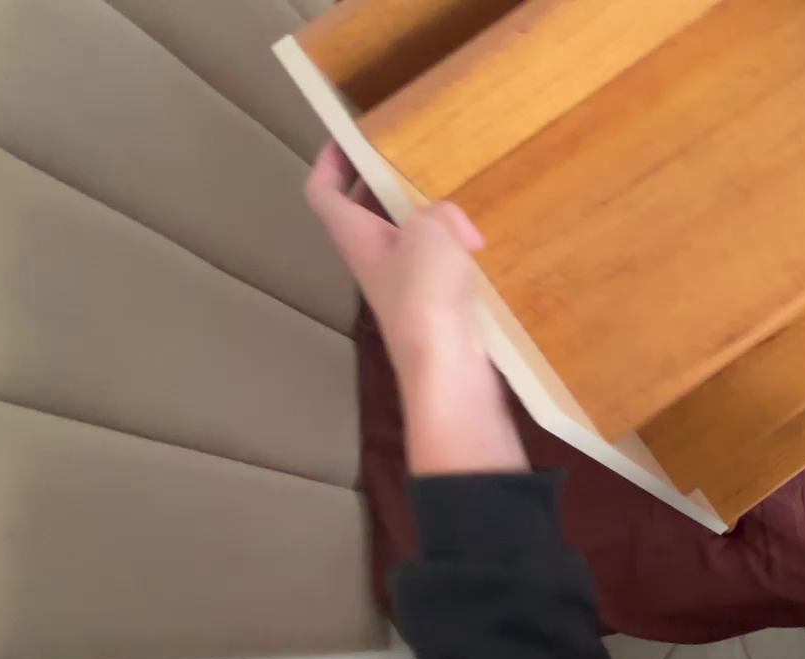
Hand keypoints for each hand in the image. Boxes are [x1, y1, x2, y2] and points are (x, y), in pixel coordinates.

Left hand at [304, 144, 526, 473]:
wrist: (449, 370)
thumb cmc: (427, 297)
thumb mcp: (434, 235)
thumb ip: (443, 216)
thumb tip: (456, 226)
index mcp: (356, 238)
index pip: (324, 192)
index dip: (328, 164)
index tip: (347, 142)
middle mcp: (374, 264)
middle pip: (367, 219)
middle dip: (384, 192)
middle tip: (411, 170)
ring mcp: (406, 293)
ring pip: (406, 247)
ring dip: (425, 228)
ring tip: (455, 212)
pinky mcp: (437, 315)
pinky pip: (438, 276)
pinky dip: (454, 260)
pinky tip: (479, 259)